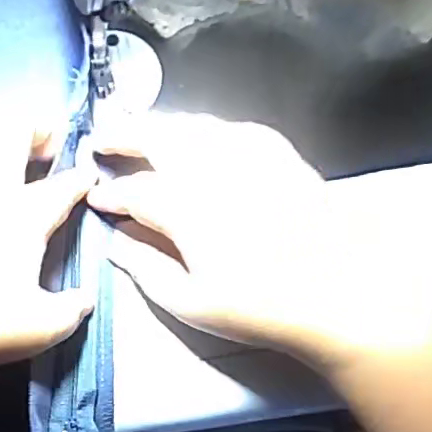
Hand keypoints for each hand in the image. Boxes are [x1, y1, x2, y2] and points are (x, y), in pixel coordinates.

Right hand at [87, 112, 431, 368]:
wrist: (335, 292)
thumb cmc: (256, 307)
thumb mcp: (189, 302)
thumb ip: (145, 267)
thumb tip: (115, 242)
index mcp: (185, 206)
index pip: (135, 191)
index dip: (111, 193)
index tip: (97, 198)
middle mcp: (213, 167)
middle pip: (160, 137)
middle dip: (125, 134)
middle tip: (103, 136)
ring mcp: (250, 154)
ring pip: (195, 126)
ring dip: (161, 125)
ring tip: (141, 130)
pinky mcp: (280, 153)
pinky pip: (232, 128)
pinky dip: (205, 128)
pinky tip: (200, 137)